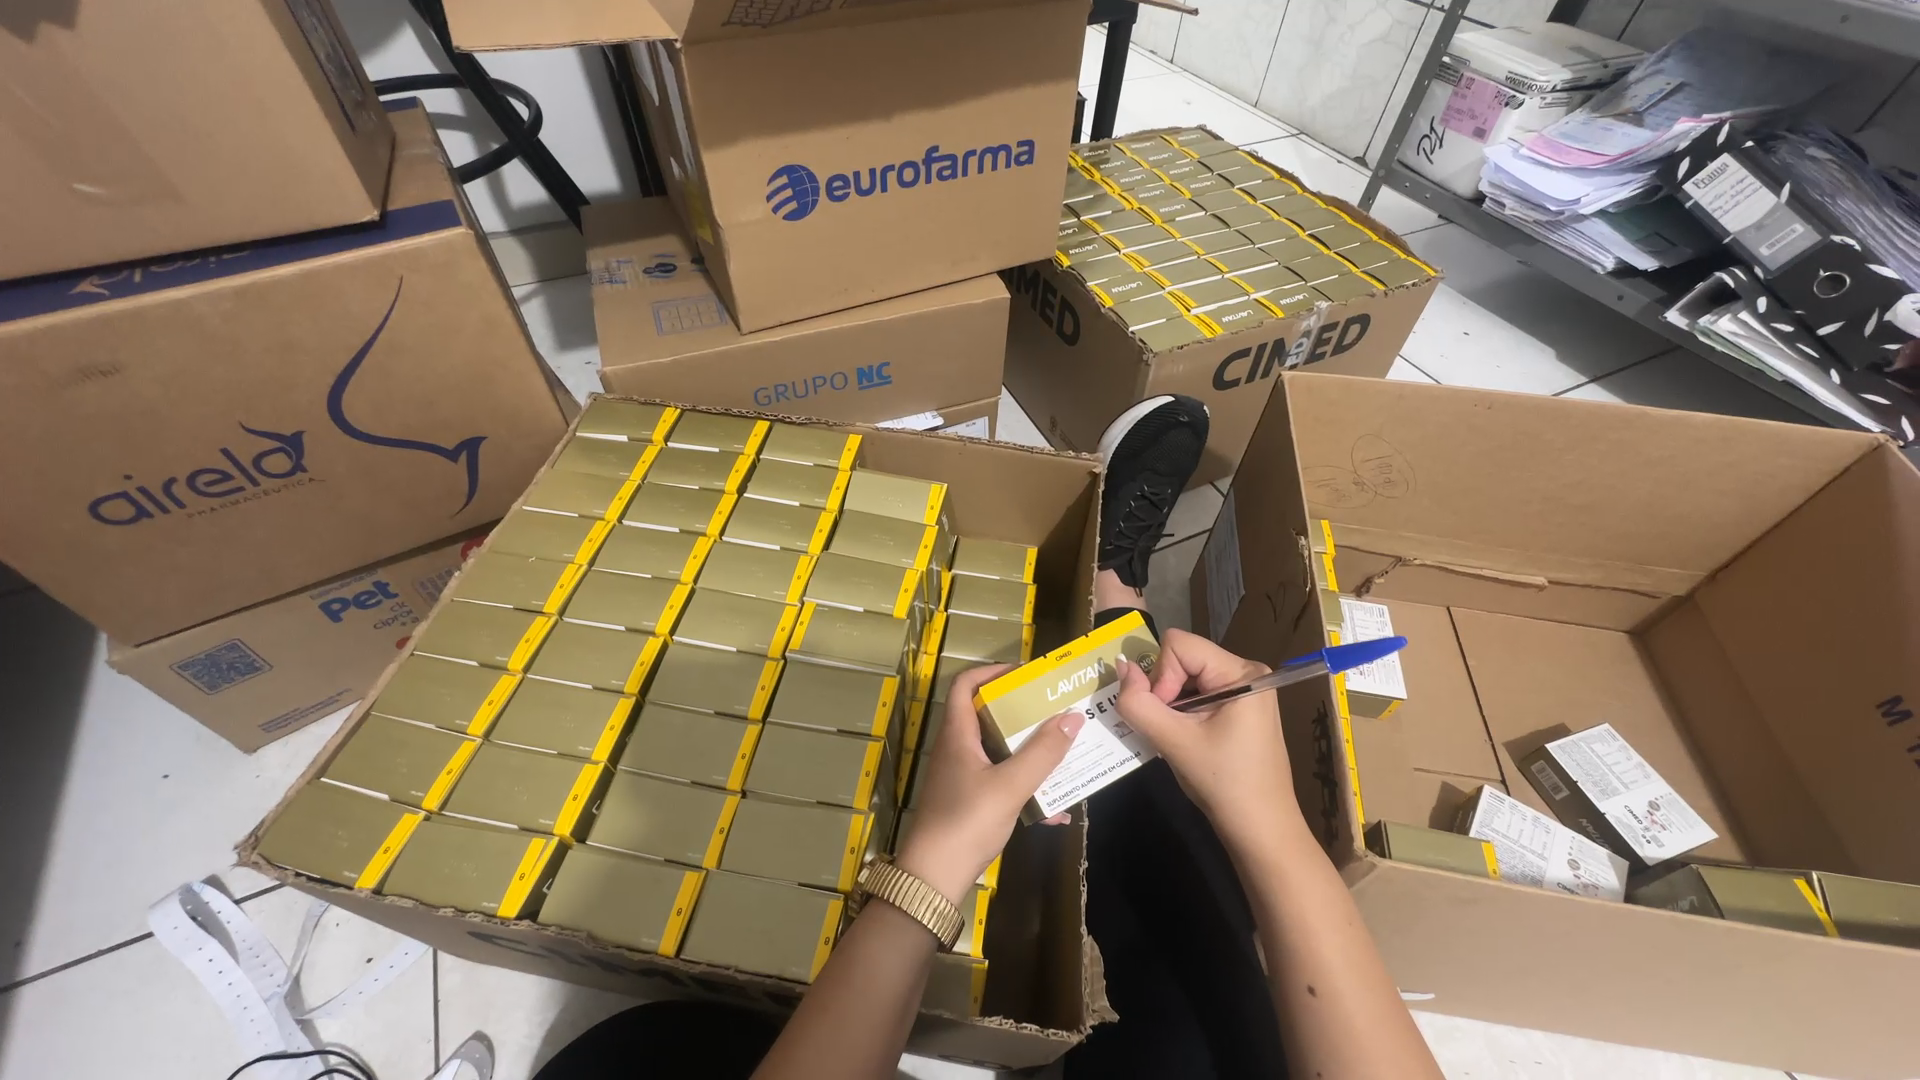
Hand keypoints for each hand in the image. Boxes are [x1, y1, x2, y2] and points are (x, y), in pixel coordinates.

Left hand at [893, 664, 1081, 903]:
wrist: (933, 878)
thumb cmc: (967, 821)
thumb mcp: (1010, 785)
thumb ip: (1043, 753)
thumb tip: (1073, 717)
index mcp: (958, 735)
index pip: (965, 685)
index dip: (992, 672)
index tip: (1025, 674)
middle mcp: (957, 750)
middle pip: (988, 717)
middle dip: (1023, 714)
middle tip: (1055, 712)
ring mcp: (962, 778)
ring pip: (999, 753)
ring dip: (1030, 754)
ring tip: (1064, 753)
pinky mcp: (969, 804)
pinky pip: (1002, 785)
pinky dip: (1026, 792)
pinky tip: (1056, 813)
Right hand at [1115, 629, 1303, 853]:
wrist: (1261, 829)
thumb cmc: (1224, 783)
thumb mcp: (1174, 742)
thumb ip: (1139, 703)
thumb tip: (1120, 666)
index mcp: (1242, 672)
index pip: (1178, 645)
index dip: (1160, 676)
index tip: (1165, 716)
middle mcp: (1247, 672)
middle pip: (1182, 658)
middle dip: (1164, 690)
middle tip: (1166, 728)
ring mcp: (1245, 689)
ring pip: (1186, 676)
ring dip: (1171, 703)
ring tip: (1174, 735)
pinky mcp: (1239, 707)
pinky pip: (1197, 692)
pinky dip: (1181, 711)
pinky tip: (1183, 737)